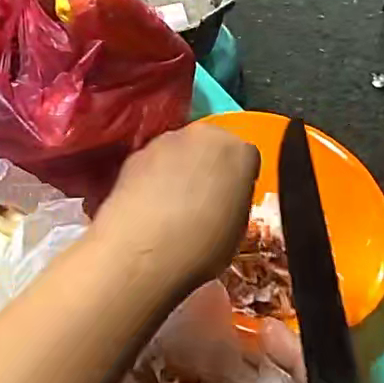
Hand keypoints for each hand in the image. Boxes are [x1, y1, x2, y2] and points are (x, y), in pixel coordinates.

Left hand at [89, 121, 257, 291]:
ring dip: (180, 168)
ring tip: (173, 205)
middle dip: (209, 166)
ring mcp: (166, 139)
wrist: (144, 247)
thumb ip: (234, 198)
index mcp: (238, 151)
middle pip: (211, 146)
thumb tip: (222, 197)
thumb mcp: (237, 227)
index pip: (246, 158)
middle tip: (204, 199)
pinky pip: (154, 162)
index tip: (231, 201)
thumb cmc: (204, 245)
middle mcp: (203, 135)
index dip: (239, 182)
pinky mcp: (137, 151)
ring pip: (180, 150)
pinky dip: (155, 176)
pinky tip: (150, 204)